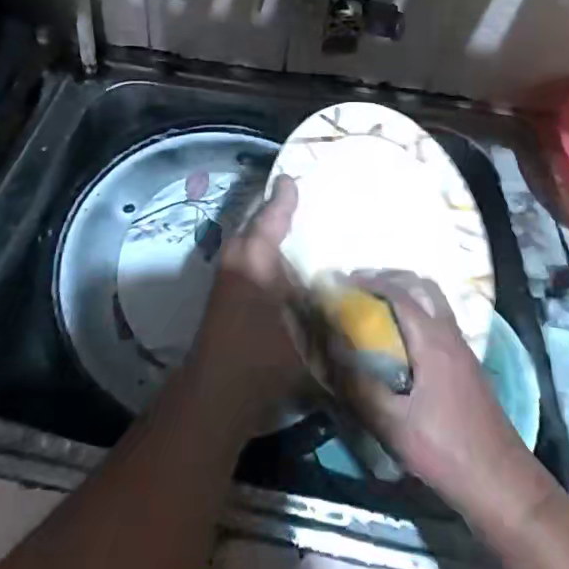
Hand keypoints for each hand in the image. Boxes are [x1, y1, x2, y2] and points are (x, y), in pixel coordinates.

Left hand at [190, 175, 306, 419]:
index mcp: (256, 254)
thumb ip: (327, 300)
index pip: (272, 211)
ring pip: (250, 235)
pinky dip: (265, 244)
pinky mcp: (226, 291)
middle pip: (257, 218)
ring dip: (270, 225)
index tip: (298, 177)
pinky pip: (249, 253)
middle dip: (276, 205)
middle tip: (305, 194)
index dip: (286, 194)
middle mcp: (238, 255)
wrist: (217, 392)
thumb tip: (351, 283)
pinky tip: (287, 257)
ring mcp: (228, 273)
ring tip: (300, 220)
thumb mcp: (304, 325)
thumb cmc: (262, 353)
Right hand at [329, 270, 539, 516]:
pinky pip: (440, 322)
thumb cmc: (444, 449)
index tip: (343, 281)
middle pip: (423, 287)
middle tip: (362, 287)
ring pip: (435, 303)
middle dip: (392, 278)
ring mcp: (462, 349)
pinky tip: (401, 341)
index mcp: (432, 341)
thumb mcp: (393, 425)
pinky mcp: (466, 365)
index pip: (399, 294)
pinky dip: (418, 314)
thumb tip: (330, 355)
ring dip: (407, 295)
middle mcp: (450, 335)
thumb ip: (360, 387)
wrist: (499, 478)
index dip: (370, 282)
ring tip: (377, 309)